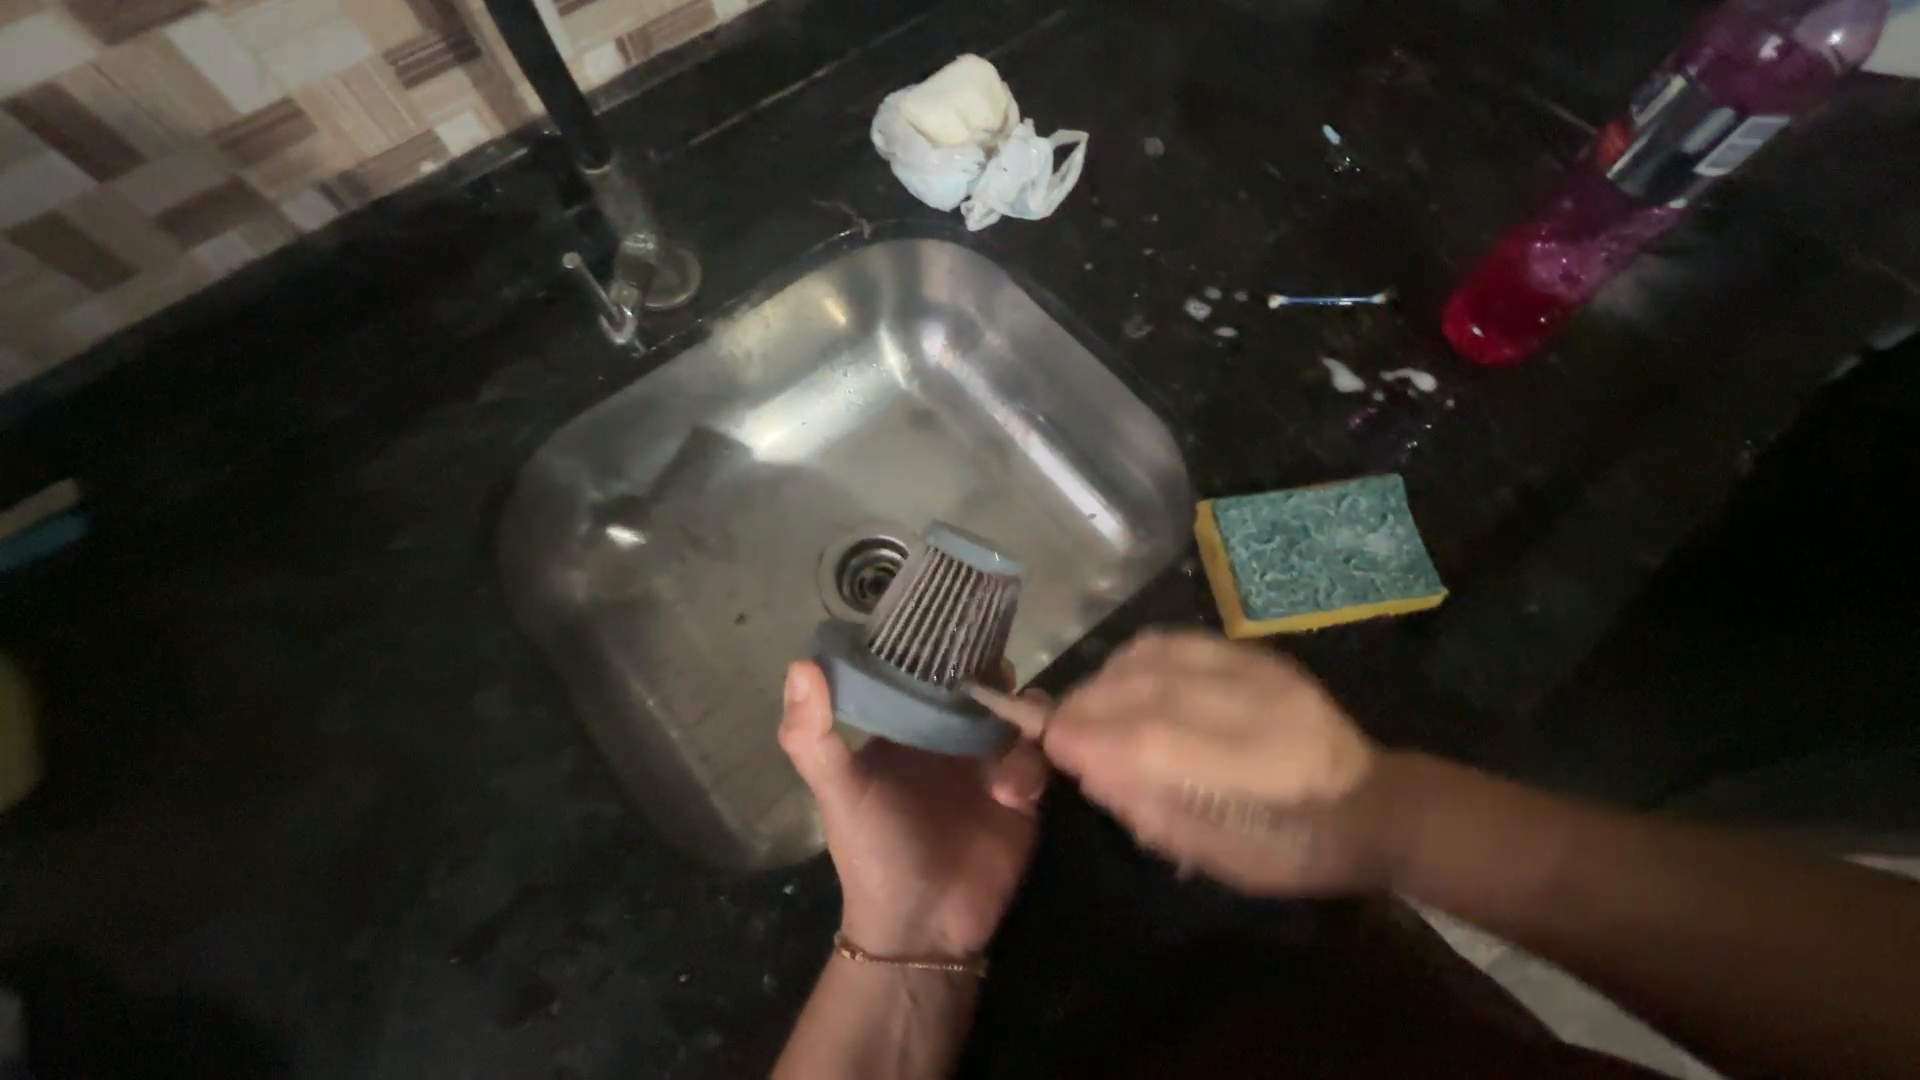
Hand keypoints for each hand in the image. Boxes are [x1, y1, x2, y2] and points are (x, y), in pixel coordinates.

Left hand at [778, 661, 1046, 956]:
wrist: (920, 927)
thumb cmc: (872, 852)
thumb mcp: (837, 792)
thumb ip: (812, 736)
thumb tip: (800, 663)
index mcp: (910, 726)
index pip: (931, 670)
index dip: (944, 648)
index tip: (956, 629)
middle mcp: (952, 736)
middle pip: (984, 684)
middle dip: (994, 675)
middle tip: (995, 681)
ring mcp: (989, 762)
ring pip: (1018, 714)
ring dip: (1019, 718)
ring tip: (1005, 741)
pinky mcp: (1023, 794)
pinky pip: (1039, 759)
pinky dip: (1030, 766)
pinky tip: (1009, 794)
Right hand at [983, 630, 1399, 897]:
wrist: (1375, 802)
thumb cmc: (1297, 849)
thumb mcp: (1224, 859)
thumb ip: (1153, 811)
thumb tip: (1087, 768)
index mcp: (1269, 774)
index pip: (1158, 740)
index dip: (1093, 737)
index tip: (1050, 746)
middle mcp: (1266, 707)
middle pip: (1150, 689)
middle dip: (1088, 705)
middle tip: (1054, 727)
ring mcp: (1261, 670)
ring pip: (1156, 656)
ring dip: (1105, 679)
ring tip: (1085, 707)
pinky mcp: (1252, 651)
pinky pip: (1173, 641)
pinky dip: (1131, 660)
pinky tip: (1118, 680)